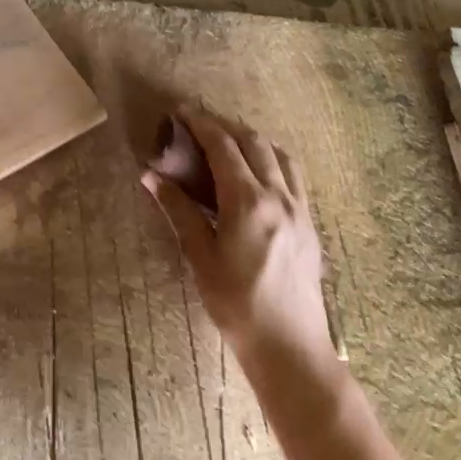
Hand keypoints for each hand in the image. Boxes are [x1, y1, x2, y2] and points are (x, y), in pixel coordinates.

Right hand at [141, 115, 334, 375]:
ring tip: (227, 143)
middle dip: (225, 126)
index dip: (200, 124)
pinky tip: (255, 175)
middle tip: (197, 125)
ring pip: (281, 157)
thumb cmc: (236, 302)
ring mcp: (300, 211)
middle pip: (255, 142)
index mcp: (248, 202)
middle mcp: (279, 198)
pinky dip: (272, 162)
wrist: (289, 347)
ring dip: (252, 140)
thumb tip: (150, 175)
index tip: (179, 112)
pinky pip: (293, 178)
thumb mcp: (199, 256)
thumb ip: (178, 210)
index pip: (224, 146)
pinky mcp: (310, 226)